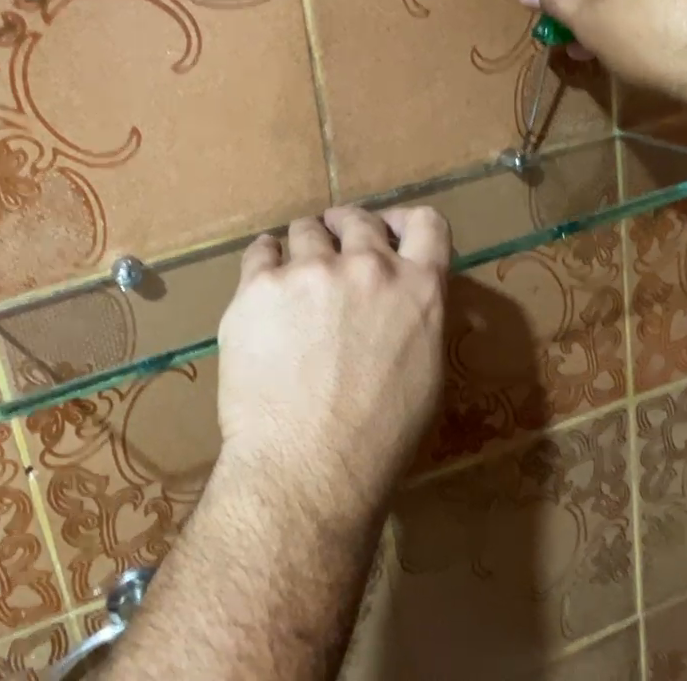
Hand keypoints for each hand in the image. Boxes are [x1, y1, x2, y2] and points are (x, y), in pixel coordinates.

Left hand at [215, 206, 450, 516]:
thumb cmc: (377, 440)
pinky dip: (265, 263)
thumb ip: (415, 320)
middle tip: (332, 251)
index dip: (403, 221)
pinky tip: (263, 289)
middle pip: (357, 220)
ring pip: (305, 230)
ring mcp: (311, 270)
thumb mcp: (425, 376)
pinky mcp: (261, 285)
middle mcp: (368, 267)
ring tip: (293, 278)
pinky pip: (260, 251)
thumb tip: (400, 301)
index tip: (387, 231)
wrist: (306, 466)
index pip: (427, 223)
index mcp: (419, 290)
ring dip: (304, 247)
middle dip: (346, 230)